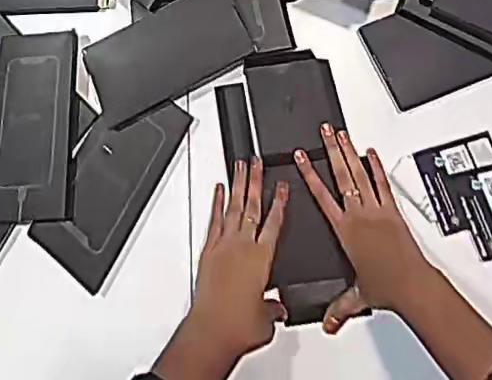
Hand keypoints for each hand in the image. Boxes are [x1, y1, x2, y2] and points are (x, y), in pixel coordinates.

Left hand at [152, 158, 288, 379]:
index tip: (282, 184)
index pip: (274, 222)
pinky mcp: (208, 250)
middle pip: (252, 206)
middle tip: (257, 162)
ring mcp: (223, 244)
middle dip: (256, 181)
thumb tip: (278, 307)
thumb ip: (274, 306)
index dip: (280, 202)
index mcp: (262, 258)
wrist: (213, 331)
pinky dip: (217, 203)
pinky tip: (219, 189)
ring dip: (237, 185)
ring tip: (240, 166)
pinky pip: (214, 220)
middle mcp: (242, 246)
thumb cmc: (241, 327)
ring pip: (233, 207)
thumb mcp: (267, 318)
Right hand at [295, 123, 435, 332]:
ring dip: (349, 151)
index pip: (321, 195)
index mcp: (344, 229)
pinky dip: (376, 167)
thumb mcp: (357, 295)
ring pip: (359, 174)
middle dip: (330, 150)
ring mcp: (376, 210)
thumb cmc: (385, 288)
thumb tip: (328, 322)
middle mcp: (358, 215)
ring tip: (341, 133)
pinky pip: (382, 184)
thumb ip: (339, 306)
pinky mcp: (392, 211)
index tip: (301, 156)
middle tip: (324, 131)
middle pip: (340, 175)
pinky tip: (370, 152)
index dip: (309, 173)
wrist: (412, 287)